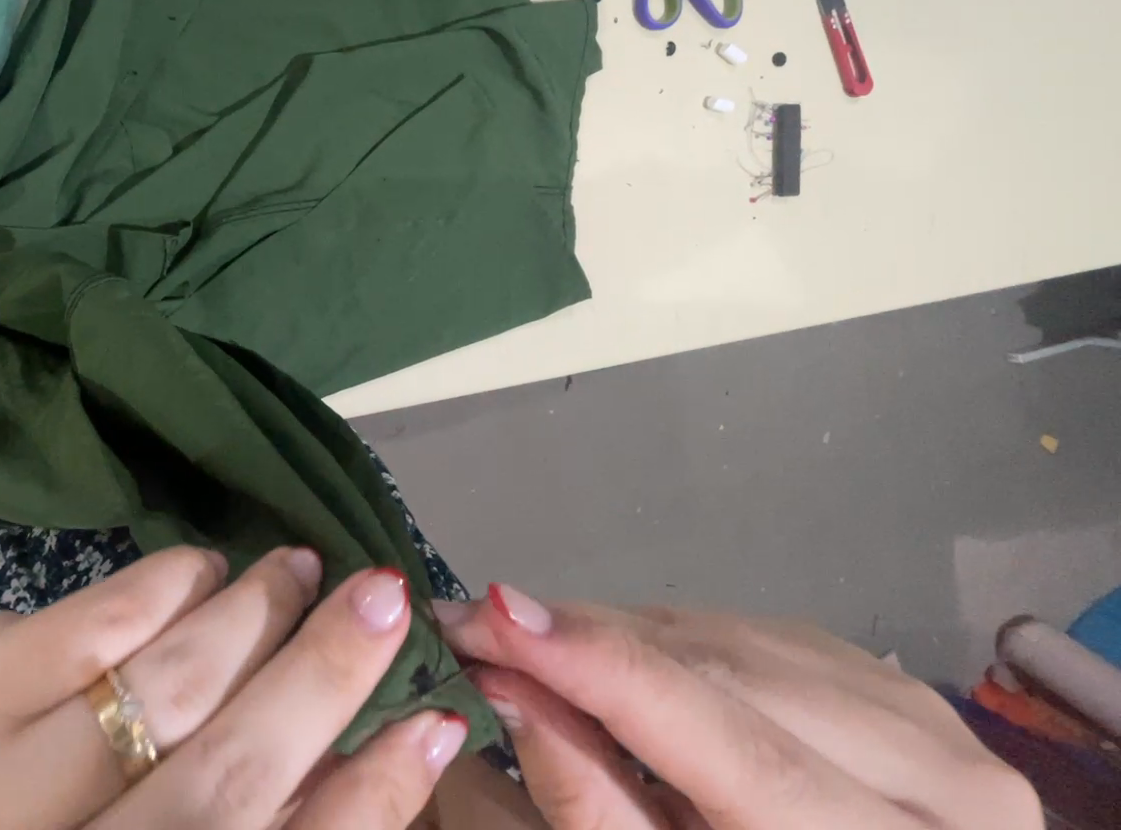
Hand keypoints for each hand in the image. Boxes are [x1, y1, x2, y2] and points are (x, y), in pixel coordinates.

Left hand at [0, 546, 467, 829]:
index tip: (438, 725)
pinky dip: (155, 589)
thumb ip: (184, 809)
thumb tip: (307, 757)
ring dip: (249, 618)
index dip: (370, 798)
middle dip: (326, 680)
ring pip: (166, 688)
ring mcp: (7, 776)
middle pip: (232, 769)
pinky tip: (201, 561)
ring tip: (304, 564)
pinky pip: (81, 630)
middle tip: (388, 600)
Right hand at [432, 586, 1041, 829]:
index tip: (488, 611)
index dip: (596, 664)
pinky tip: (609, 656)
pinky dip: (656, 637)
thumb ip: (588, 796)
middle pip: (715, 671)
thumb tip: (501, 682)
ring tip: (524, 644)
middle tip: (468, 625)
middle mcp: (938, 774)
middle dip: (579, 640)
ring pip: (720, 636)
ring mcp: (920, 711)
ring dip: (608, 634)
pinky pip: (738, 630)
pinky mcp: (881, 675)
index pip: (724, 735)